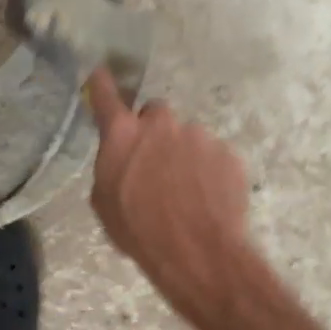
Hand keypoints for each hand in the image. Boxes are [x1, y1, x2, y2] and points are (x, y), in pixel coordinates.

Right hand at [86, 70, 255, 323]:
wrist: (199, 255)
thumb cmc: (138, 229)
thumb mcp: (104, 199)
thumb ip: (111, 166)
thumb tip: (121, 160)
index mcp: (123, 132)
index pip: (104, 93)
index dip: (101, 83)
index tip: (101, 74)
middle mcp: (161, 123)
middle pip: (154, 114)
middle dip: (153, 131)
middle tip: (154, 162)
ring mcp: (199, 136)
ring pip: (186, 136)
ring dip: (183, 153)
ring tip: (186, 190)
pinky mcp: (229, 155)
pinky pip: (213, 155)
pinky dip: (209, 170)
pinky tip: (208, 197)